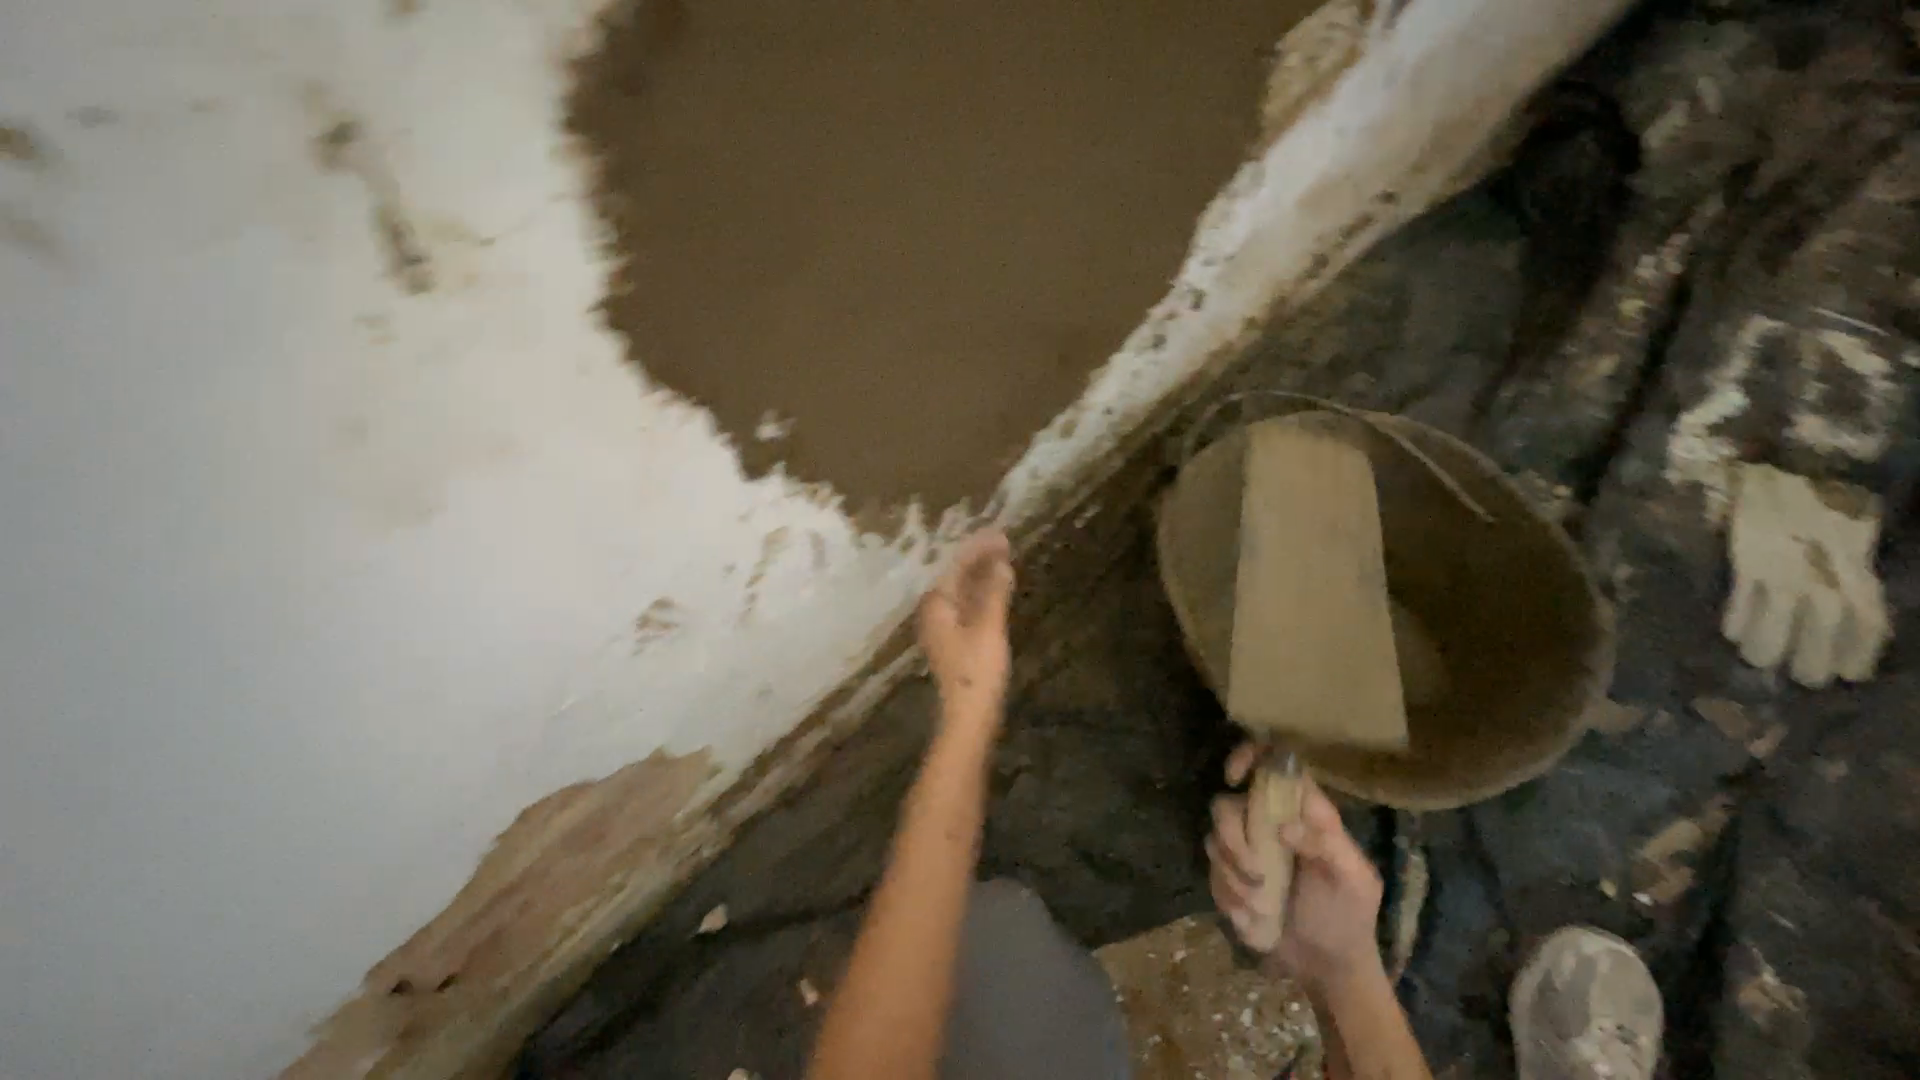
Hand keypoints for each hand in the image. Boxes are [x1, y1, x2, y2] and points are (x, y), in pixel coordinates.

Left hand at [917, 529, 1014, 722]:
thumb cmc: (976, 671)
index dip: (979, 548)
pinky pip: (968, 608)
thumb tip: (1000, 562)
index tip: (1001, 535)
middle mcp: (934, 613)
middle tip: (1006, 542)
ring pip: (963, 593)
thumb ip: (994, 592)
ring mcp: (944, 629)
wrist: (969, 716)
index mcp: (936, 605)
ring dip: (983, 576)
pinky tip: (999, 591)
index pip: (956, 566)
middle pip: (957, 578)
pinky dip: (983, 595)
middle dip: (980, 559)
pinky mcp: (956, 642)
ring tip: (1005, 560)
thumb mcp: (989, 627)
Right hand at [1207, 745, 1382, 989]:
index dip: (1249, 756)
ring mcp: (1246, 850)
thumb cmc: (1348, 916)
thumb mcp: (1353, 880)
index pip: (1273, 765)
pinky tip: (1251, 916)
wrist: (1327, 967)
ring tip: (1260, 904)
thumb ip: (1327, 845)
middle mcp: (1268, 822)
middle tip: (1255, 872)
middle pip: (1228, 804)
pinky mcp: (1229, 877)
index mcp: (1302, 812)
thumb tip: (1284, 827)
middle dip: (1233, 839)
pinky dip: (1228, 895)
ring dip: (1233, 875)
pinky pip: (1212, 872)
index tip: (1234, 777)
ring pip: (1214, 839)